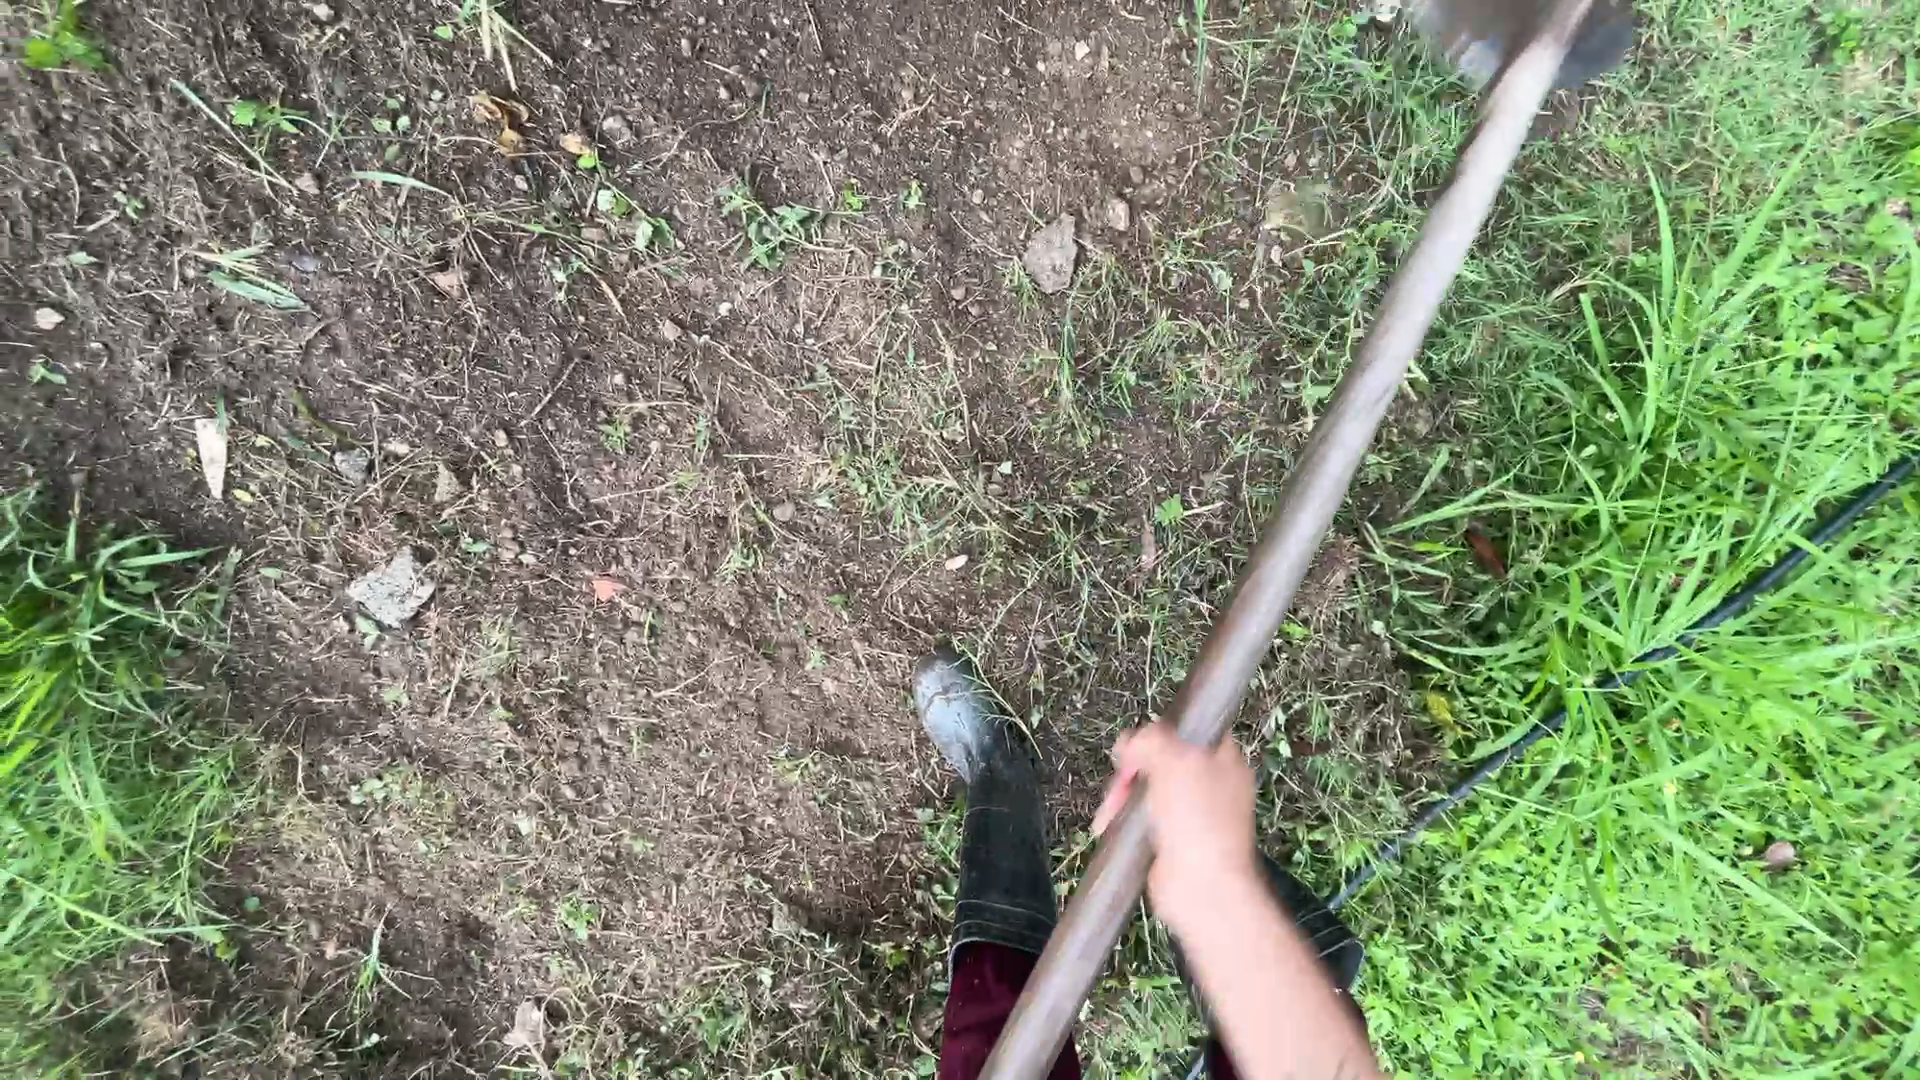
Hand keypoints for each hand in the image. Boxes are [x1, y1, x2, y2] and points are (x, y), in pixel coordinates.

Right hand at [1092, 724, 1259, 935]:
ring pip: (1145, 786)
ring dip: (1122, 793)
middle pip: (1159, 758)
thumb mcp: (1176, 761)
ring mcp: (1190, 812)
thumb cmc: (1198, 820)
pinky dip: (1123, 816)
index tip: (1139, 741)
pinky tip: (1109, 823)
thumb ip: (1153, 739)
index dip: (1161, 732)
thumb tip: (1132, 742)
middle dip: (1133, 766)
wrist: (1202, 888)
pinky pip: (1140, 815)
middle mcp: (1208, 783)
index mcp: (1222, 760)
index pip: (1188, 730)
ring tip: (1111, 808)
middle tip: (1123, 776)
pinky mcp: (1170, 837)